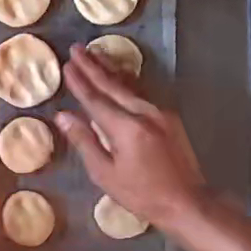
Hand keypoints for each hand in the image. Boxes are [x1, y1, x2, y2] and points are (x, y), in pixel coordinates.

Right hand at [55, 45, 208, 231]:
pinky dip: (127, 81)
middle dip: (93, 66)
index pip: (95, 98)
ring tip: (95, 53)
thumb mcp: (104, 173)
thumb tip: (62, 116)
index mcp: (125, 127)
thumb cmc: (141, 194)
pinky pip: (142, 92)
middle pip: (113, 84)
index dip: (79, 81)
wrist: (187, 201)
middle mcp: (143, 113)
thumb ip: (84, 141)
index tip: (66, 64)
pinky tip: (121, 74)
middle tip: (76, 48)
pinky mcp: (169, 117)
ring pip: (130, 84)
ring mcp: (159, 113)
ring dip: (110, 68)